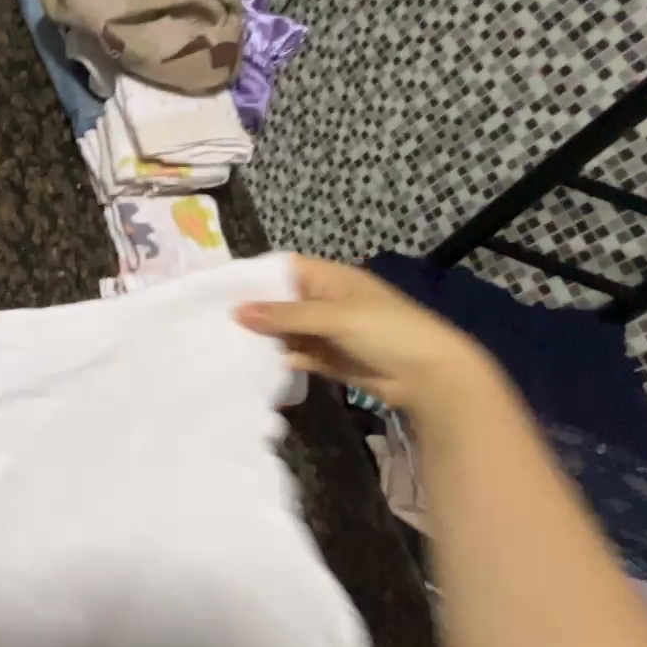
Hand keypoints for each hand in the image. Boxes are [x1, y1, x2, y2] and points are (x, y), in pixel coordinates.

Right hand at [235, 255, 493, 413]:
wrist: (432, 378)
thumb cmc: (386, 331)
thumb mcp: (333, 317)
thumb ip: (284, 315)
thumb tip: (235, 311)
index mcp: (328, 278)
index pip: (281, 268)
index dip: (252, 275)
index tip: (218, 286)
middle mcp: (323, 300)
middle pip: (278, 300)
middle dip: (251, 308)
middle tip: (213, 317)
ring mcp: (325, 330)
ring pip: (283, 328)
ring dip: (262, 336)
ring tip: (226, 340)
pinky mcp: (327, 357)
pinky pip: (294, 352)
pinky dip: (279, 357)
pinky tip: (255, 362)